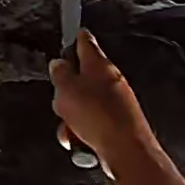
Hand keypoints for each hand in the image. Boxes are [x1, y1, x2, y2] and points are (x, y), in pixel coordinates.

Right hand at [50, 30, 156, 165]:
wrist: (127, 151)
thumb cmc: (99, 116)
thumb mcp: (66, 90)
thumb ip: (59, 74)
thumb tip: (58, 64)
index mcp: (98, 64)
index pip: (85, 42)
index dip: (76, 37)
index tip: (74, 33)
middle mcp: (110, 79)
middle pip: (81, 77)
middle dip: (67, 91)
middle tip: (61, 99)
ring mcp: (116, 102)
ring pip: (85, 103)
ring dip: (72, 116)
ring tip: (70, 129)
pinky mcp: (119, 123)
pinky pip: (93, 123)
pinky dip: (83, 132)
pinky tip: (80, 142)